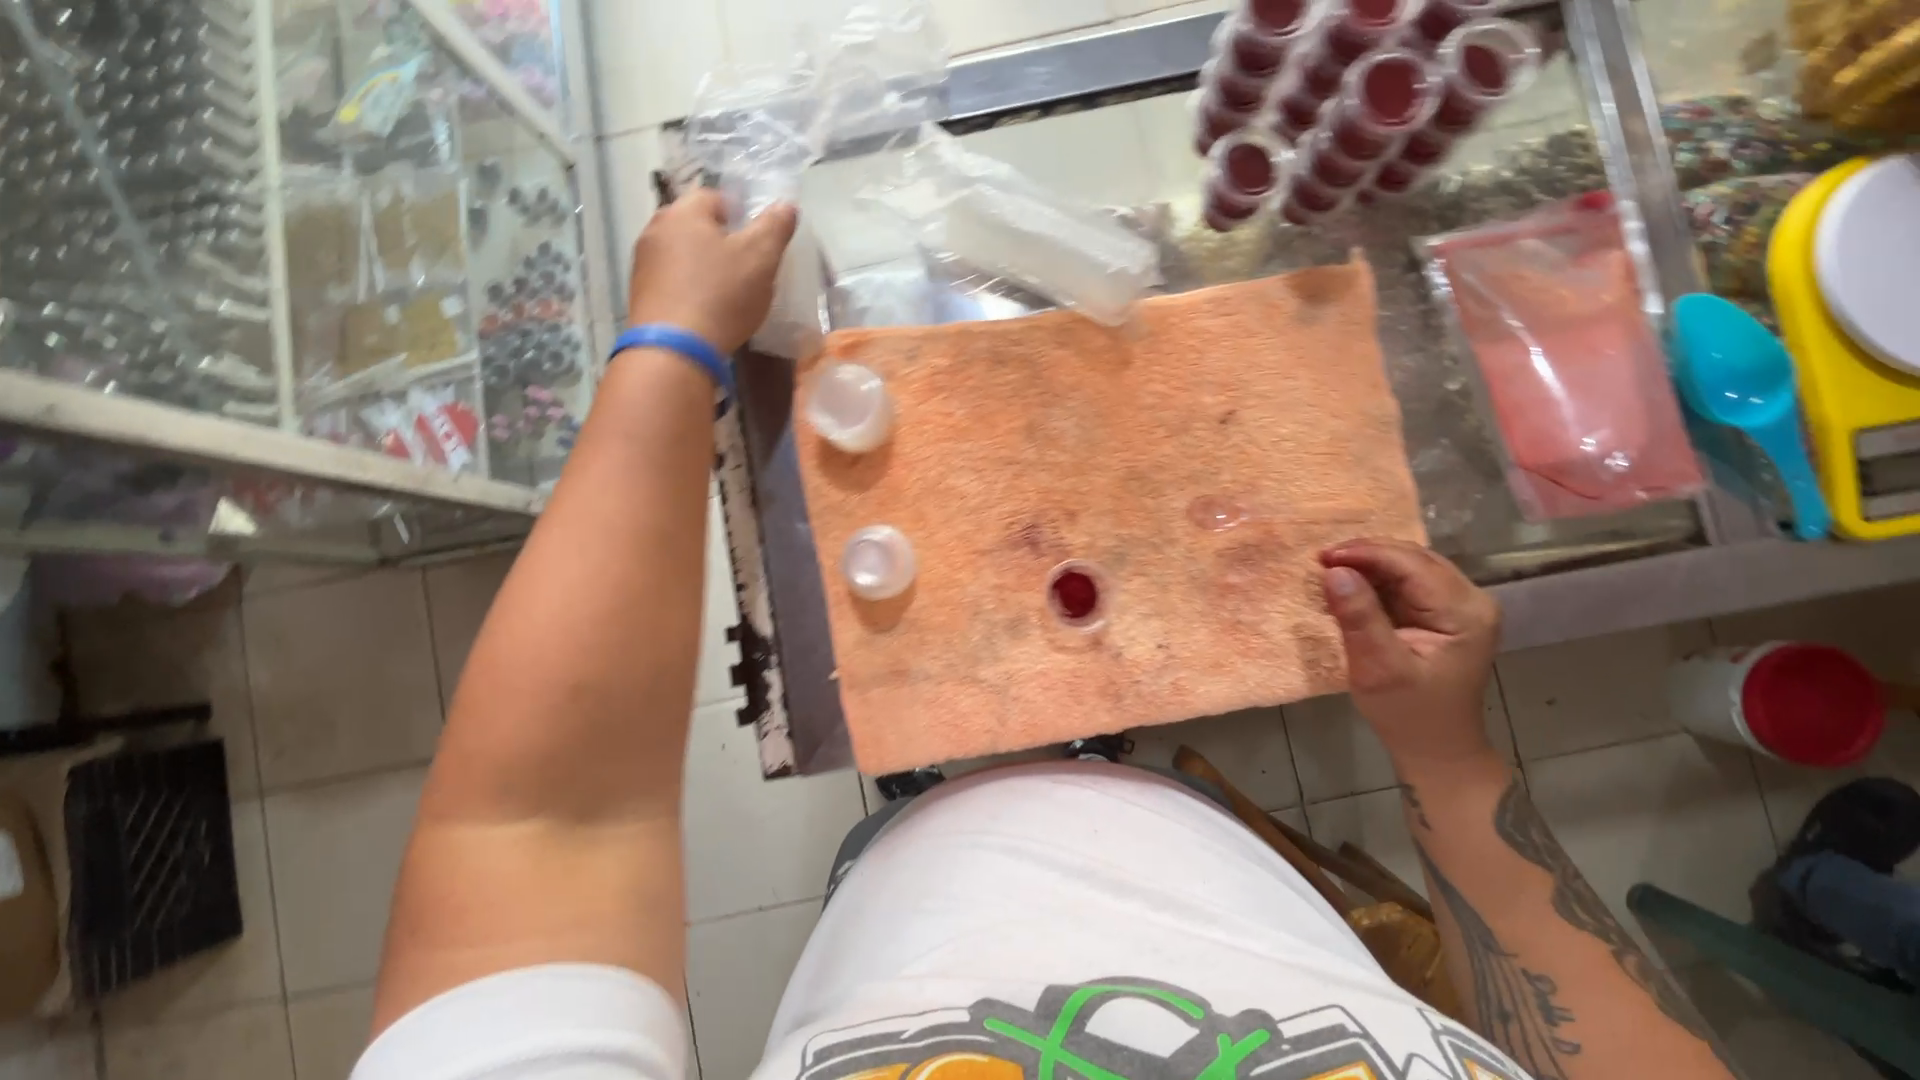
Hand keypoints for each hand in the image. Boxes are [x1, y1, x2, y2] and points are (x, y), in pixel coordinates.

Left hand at [627, 189, 798, 353]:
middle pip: (695, 225)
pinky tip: (705, 311)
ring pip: (681, 254)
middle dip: (720, 241)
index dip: (740, 214)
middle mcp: (655, 229)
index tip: (757, 241)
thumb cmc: (721, 296)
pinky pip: (670, 281)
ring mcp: (642, 263)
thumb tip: (787, 205)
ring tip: (726, 292)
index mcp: (683, 212)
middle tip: (745, 267)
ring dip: (702, 266)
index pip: (715, 196)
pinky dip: (688, 289)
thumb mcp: (760, 258)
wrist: (674, 350)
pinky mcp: (639, 294)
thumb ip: (775, 227)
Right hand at [1319, 538, 1501, 772]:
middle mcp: (1472, 600)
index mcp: (1464, 613)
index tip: (1322, 557)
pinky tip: (1352, 585)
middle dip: (1367, 554)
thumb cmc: (1409, 713)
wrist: (1436, 748)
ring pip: (1411, 566)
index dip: (1366, 554)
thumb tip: (1334, 571)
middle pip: (1415, 559)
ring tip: (1331, 569)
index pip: (1412, 566)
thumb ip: (1359, 617)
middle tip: (1321, 560)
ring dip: (1370, 564)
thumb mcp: (1378, 668)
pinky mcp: (1445, 614)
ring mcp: (1461, 606)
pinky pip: (1409, 582)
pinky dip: (1378, 579)